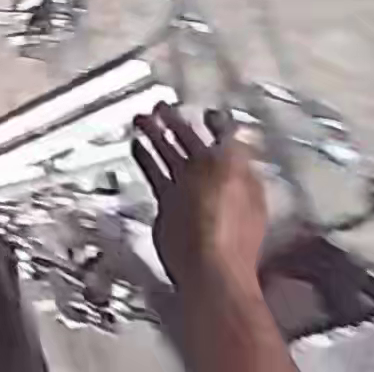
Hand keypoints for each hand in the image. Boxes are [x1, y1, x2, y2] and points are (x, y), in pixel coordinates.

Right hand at [133, 102, 267, 294]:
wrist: (205, 267)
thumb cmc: (222, 224)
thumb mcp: (231, 172)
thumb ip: (231, 145)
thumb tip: (233, 122)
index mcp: (236, 175)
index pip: (225, 140)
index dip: (213, 122)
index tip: (201, 108)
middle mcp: (214, 183)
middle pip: (192, 145)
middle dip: (176, 124)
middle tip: (160, 106)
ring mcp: (191, 195)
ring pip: (171, 156)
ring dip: (157, 137)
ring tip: (141, 118)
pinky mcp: (170, 206)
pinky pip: (156, 174)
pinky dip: (146, 158)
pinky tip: (138, 146)